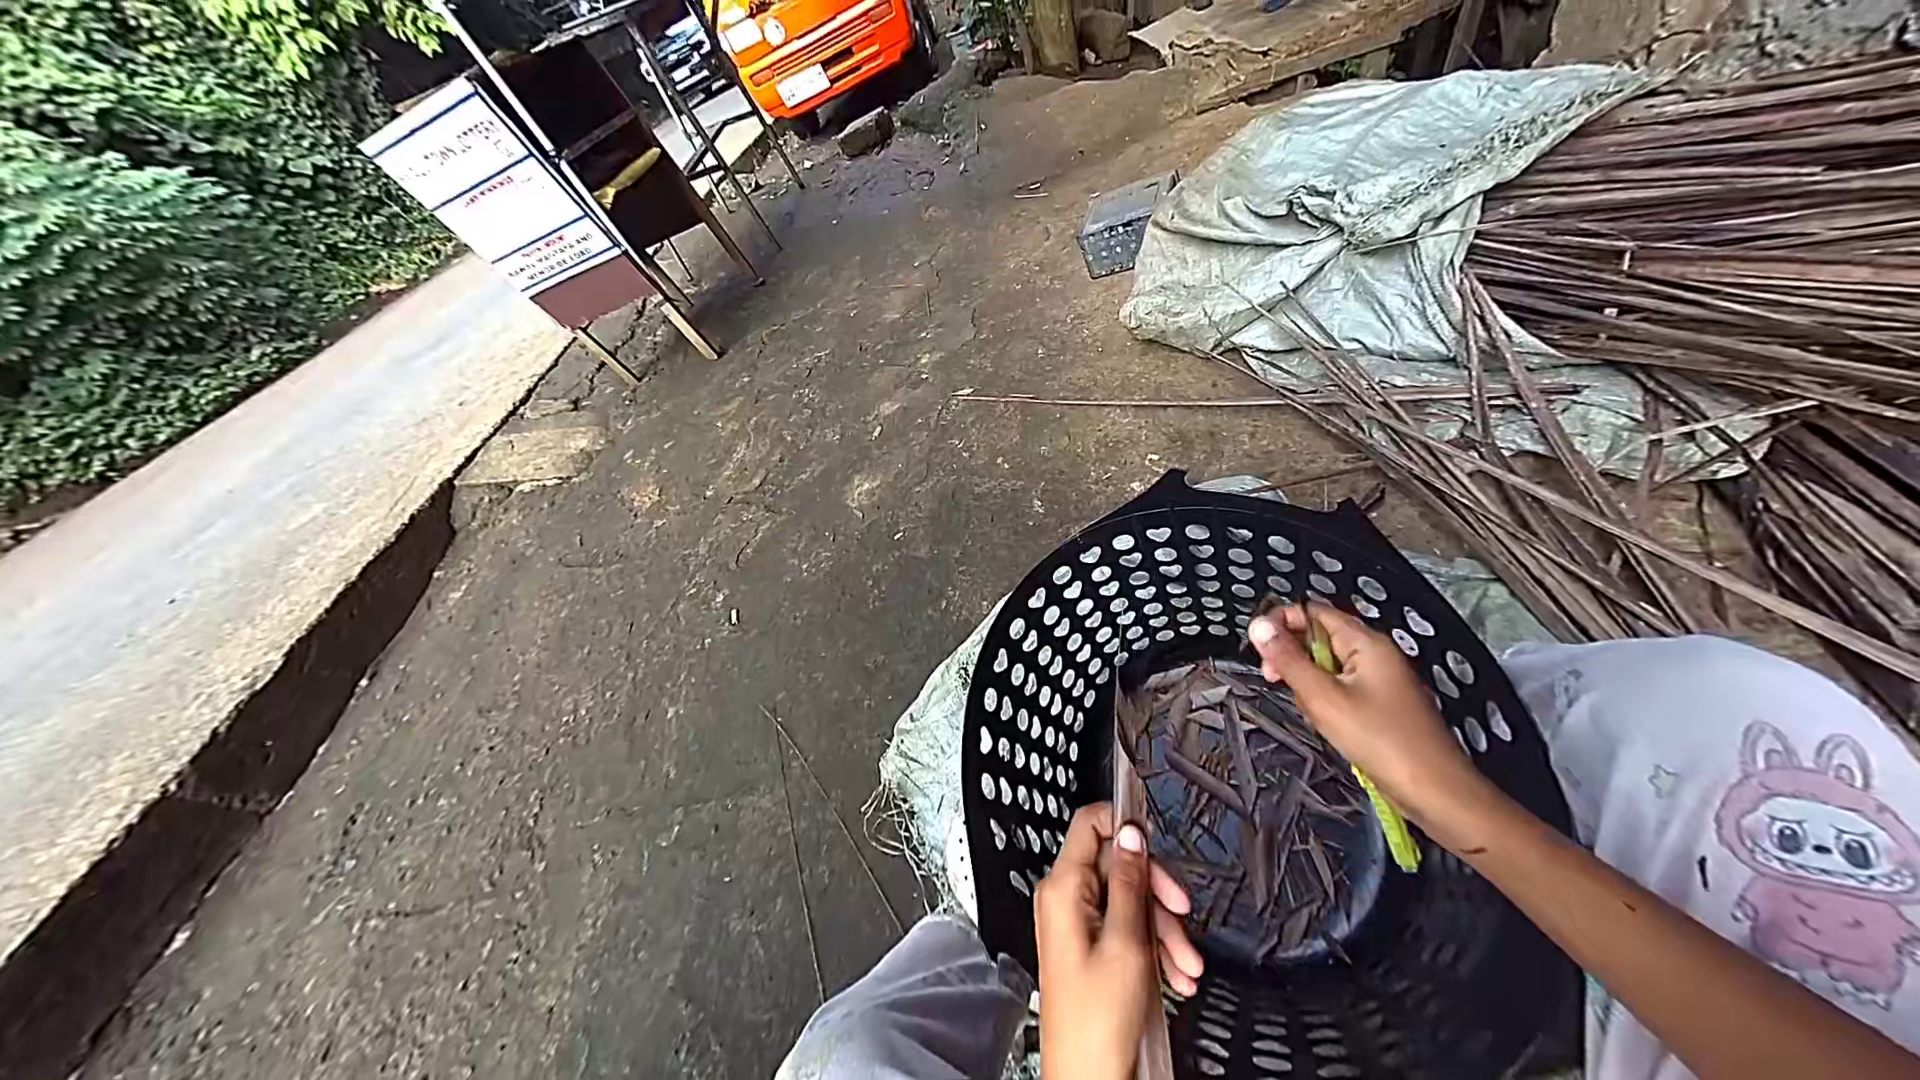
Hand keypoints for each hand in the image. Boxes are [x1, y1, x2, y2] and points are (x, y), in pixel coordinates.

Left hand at [1035, 803, 1204, 1079]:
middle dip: (1156, 892)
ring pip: (1128, 899)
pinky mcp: (1089, 944)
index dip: (1123, 824)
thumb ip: (1131, 882)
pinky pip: (1125, 926)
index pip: (1088, 824)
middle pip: (1117, 865)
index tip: (1154, 838)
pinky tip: (1176, 973)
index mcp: (1062, 887)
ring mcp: (1076, 921)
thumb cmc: (1096, 1022)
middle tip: (1180, 915)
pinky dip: (1153, 945)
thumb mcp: (1126, 942)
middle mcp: (1064, 897)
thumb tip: (1132, 833)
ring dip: (1162, 927)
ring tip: (1186, 963)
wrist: (1088, 1079)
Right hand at [1247, 602, 1498, 843]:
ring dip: (1308, 682)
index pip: (1313, 611)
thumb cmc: (1382, 742)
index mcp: (1366, 643)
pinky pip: (1339, 686)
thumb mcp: (1322, 697)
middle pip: (1318, 637)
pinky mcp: (1380, 701)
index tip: (1260, 645)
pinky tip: (1327, 720)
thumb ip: (1287, 659)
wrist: (1435, 792)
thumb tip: (1258, 626)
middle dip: (1292, 656)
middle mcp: (1375, 653)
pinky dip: (1324, 699)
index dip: (1281, 622)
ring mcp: (1379, 678)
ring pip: (1325, 664)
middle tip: (1275, 678)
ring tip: (1312, 709)